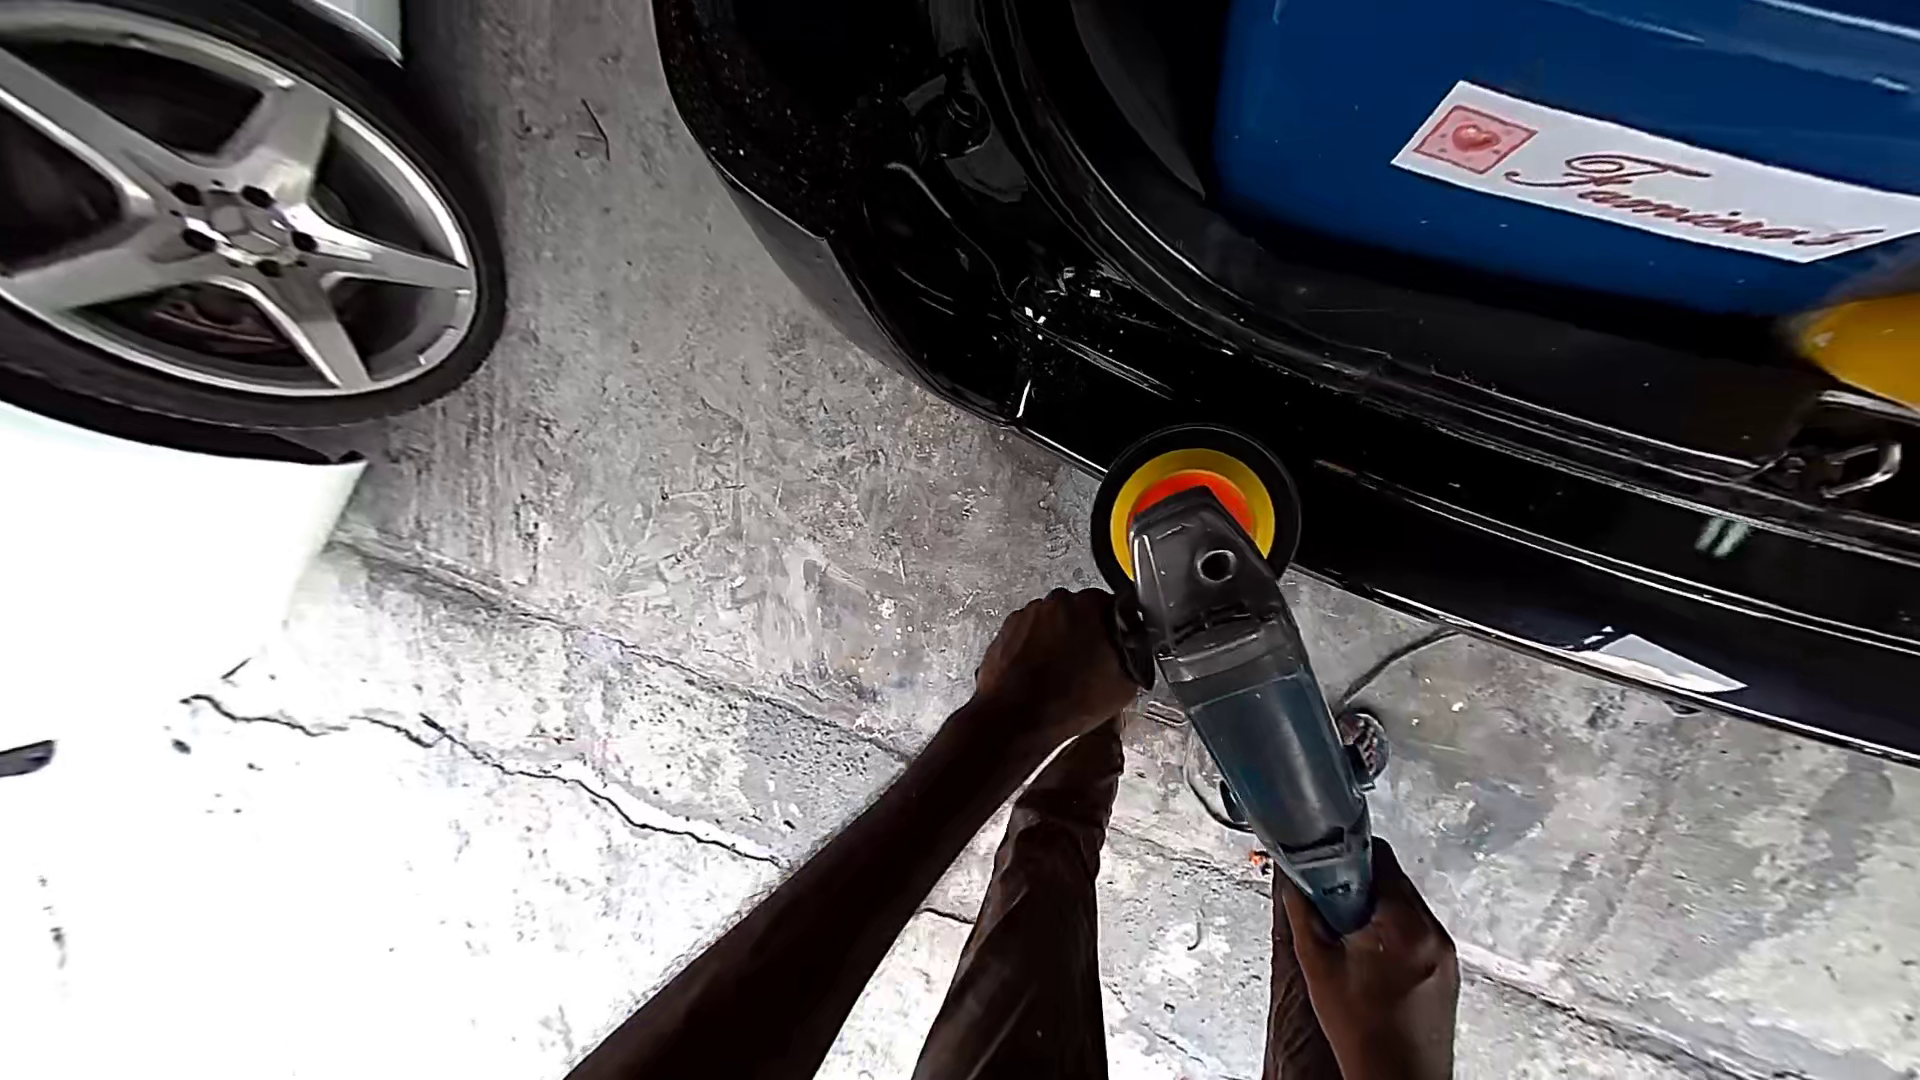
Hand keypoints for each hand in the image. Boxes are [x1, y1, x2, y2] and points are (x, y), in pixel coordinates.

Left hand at [972, 587, 1139, 750]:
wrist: (1015, 716)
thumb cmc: (1062, 702)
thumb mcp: (1123, 685)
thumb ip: (1131, 656)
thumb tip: (1131, 654)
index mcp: (1091, 606)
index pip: (1114, 605)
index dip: (1116, 628)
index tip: (1115, 643)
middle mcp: (1059, 602)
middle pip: (1081, 610)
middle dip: (1086, 631)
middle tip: (1089, 661)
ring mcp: (1031, 612)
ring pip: (1054, 620)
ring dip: (1059, 638)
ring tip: (1062, 671)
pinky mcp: (1009, 625)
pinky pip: (1030, 631)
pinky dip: (1035, 645)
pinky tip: (1041, 671)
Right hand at [1282, 839, 1458, 1079]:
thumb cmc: (1359, 1028)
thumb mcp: (1315, 959)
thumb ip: (1300, 907)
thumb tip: (1288, 873)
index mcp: (1406, 924)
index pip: (1380, 856)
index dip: (1346, 851)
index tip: (1322, 858)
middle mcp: (1434, 934)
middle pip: (1392, 878)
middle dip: (1355, 879)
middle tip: (1325, 895)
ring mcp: (1446, 955)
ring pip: (1402, 902)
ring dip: (1371, 902)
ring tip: (1342, 925)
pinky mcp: (1446, 971)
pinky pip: (1414, 927)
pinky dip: (1388, 925)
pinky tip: (1363, 946)